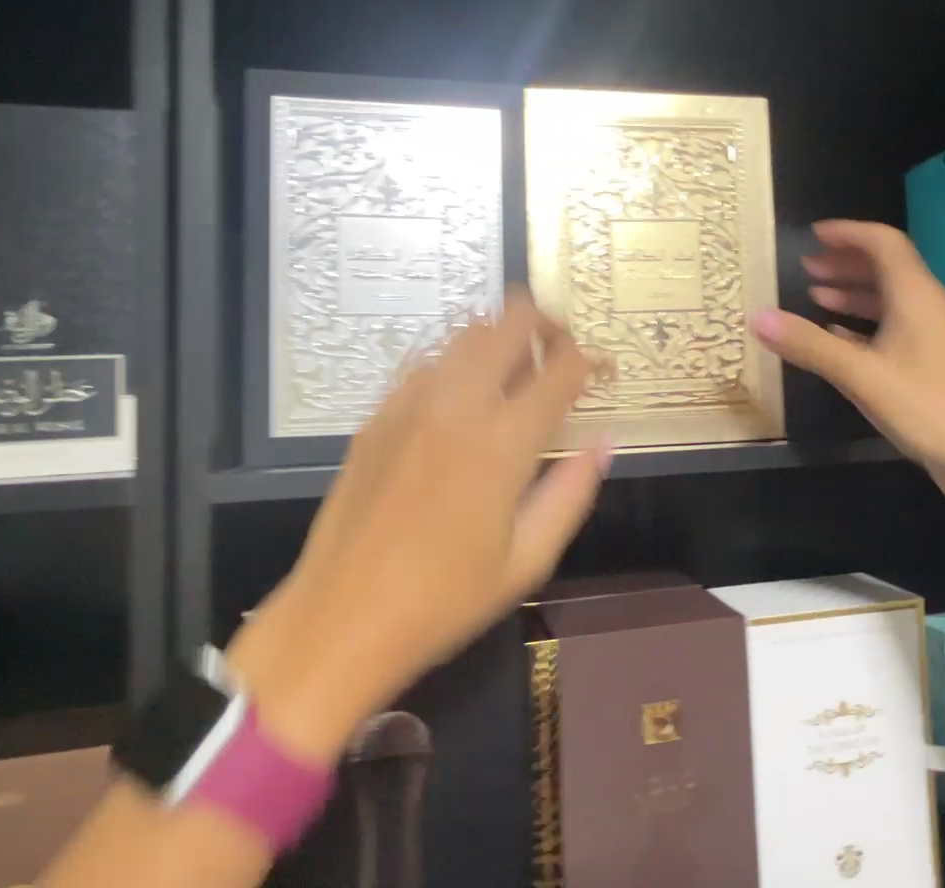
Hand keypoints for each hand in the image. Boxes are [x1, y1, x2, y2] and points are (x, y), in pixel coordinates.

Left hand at [228, 293, 608, 762]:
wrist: (340, 619)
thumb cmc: (445, 600)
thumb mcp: (528, 559)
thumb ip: (571, 492)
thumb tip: (603, 443)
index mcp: (503, 442)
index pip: (560, 371)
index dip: (590, 361)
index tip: (602, 371)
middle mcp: (457, 405)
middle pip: (508, 325)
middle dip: (545, 324)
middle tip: (561, 350)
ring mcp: (409, 404)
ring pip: (464, 334)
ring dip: (499, 336)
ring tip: (517, 365)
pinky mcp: (376, 416)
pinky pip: (425, 363)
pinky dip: (456, 360)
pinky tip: (463, 393)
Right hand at [751, 219, 944, 508]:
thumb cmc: (927, 409)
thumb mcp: (860, 376)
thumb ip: (808, 345)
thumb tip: (756, 317)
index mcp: (916, 297)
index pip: (883, 243)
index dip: (847, 233)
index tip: (812, 235)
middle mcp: (929, 308)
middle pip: (887, 268)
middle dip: (846, 263)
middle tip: (806, 268)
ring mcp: (936, 338)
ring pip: (891, 300)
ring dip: (854, 294)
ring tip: (816, 297)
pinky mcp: (935, 365)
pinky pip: (896, 329)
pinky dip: (865, 326)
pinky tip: (840, 341)